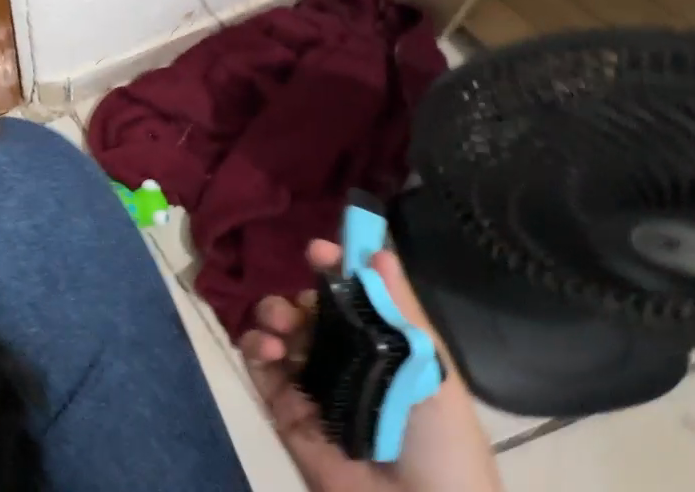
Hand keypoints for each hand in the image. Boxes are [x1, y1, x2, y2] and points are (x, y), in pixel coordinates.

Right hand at [238, 241, 501, 491]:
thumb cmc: (440, 446)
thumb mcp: (433, 376)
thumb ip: (401, 312)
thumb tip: (378, 249)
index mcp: (384, 349)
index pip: (352, 297)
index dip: (335, 270)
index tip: (321, 249)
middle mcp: (344, 358)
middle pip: (308, 309)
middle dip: (297, 294)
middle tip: (301, 301)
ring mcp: (310, 380)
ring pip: (277, 328)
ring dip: (272, 315)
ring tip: (280, 327)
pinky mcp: (281, 403)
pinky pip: (257, 362)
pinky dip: (255, 344)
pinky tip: (268, 348)